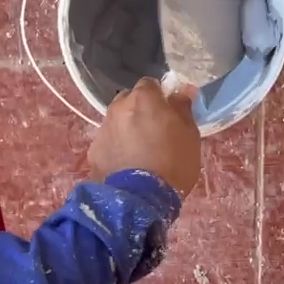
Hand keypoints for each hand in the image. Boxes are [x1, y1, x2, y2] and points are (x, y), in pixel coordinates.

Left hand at [87, 77, 202, 195]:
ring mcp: (102, 130)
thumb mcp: (190, 135)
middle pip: (129, 101)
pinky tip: (126, 166)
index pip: (149, 84)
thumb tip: (182, 91)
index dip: (159, 97)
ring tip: (139, 153)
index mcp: (143, 99)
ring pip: (116, 122)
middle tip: (154, 132)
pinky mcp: (93, 152)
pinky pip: (108, 143)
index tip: (168, 113)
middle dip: (139, 111)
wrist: (141, 199)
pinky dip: (115, 150)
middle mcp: (118, 108)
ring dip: (126, 130)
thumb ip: (183, 109)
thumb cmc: (173, 163)